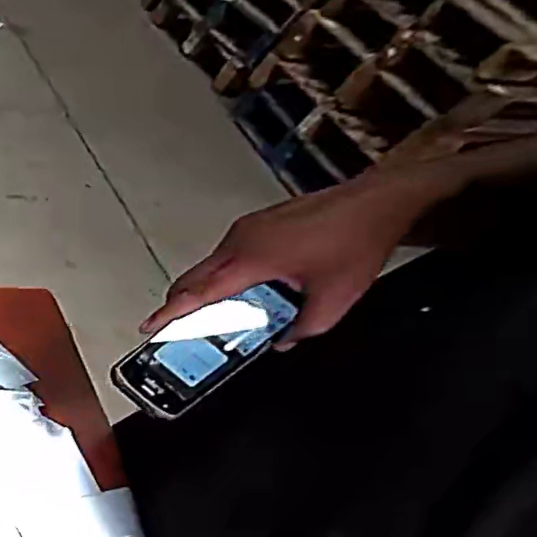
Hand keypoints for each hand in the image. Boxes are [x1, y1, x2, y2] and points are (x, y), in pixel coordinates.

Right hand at [141, 166, 456, 348]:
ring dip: (205, 288)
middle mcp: (239, 242)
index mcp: (250, 261)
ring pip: (206, 267)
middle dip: (179, 305)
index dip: (168, 314)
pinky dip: (225, 272)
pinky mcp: (257, 223)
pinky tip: (251, 282)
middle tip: (179, 325)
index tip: (149, 327)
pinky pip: (226, 253)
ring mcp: (246, 229)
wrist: (387, 196)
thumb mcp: (336, 299)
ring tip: (224, 307)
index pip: (196, 294)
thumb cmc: (360, 238)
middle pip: (189, 280)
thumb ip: (304, 329)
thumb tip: (284, 341)